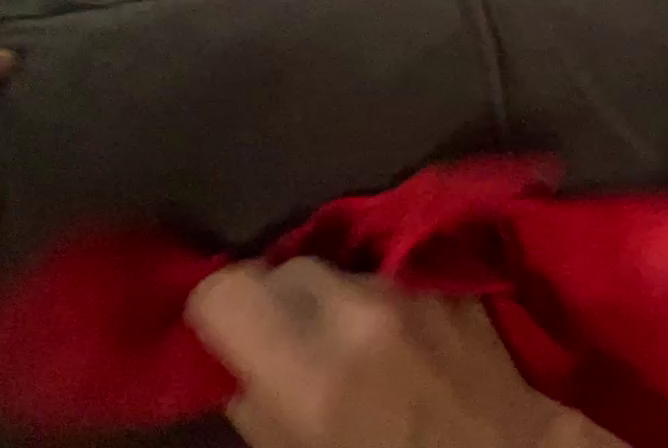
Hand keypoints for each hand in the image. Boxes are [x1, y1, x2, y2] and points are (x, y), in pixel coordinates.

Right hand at [187, 259, 620, 447]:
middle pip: (289, 266)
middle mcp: (361, 314)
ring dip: (334, 295)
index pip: (229, 291)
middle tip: (293, 337)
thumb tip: (236, 356)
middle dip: (279, 297)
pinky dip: (381, 293)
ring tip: (355, 338)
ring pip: (344, 266)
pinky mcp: (450, 277)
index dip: (217, 306)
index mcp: (315, 375)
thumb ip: (259, 402)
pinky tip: (398, 330)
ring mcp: (413, 288)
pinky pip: (391, 270)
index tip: (224, 327)